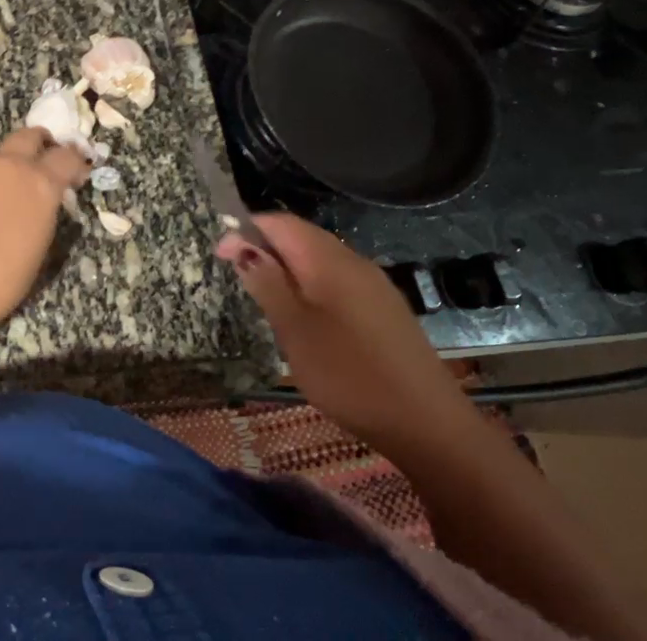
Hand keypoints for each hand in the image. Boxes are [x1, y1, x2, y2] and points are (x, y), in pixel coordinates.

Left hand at [0, 127, 91, 326]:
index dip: (75, 163)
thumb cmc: (2, 277)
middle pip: (29, 136)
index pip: (67, 157)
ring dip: (4, 156)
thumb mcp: (40, 246)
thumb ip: (43, 213)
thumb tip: (40, 204)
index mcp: (40, 183)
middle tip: (41, 160)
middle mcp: (9, 165)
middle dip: (39, 143)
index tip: (76, 174)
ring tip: (3, 178)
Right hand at [217, 214, 479, 456]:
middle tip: (238, 279)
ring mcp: (374, 287)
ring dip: (286, 270)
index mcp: (330, 261)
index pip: (281, 222)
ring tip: (265, 301)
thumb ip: (267, 284)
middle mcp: (355, 263)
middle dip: (265, 248)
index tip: (220, 257)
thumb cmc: (349, 374)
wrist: (427, 424)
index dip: (246, 231)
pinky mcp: (384, 312)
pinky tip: (304, 320)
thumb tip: (243, 246)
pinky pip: (337, 283)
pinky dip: (310, 288)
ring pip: (319, 261)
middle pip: (301, 237)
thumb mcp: (294, 330)